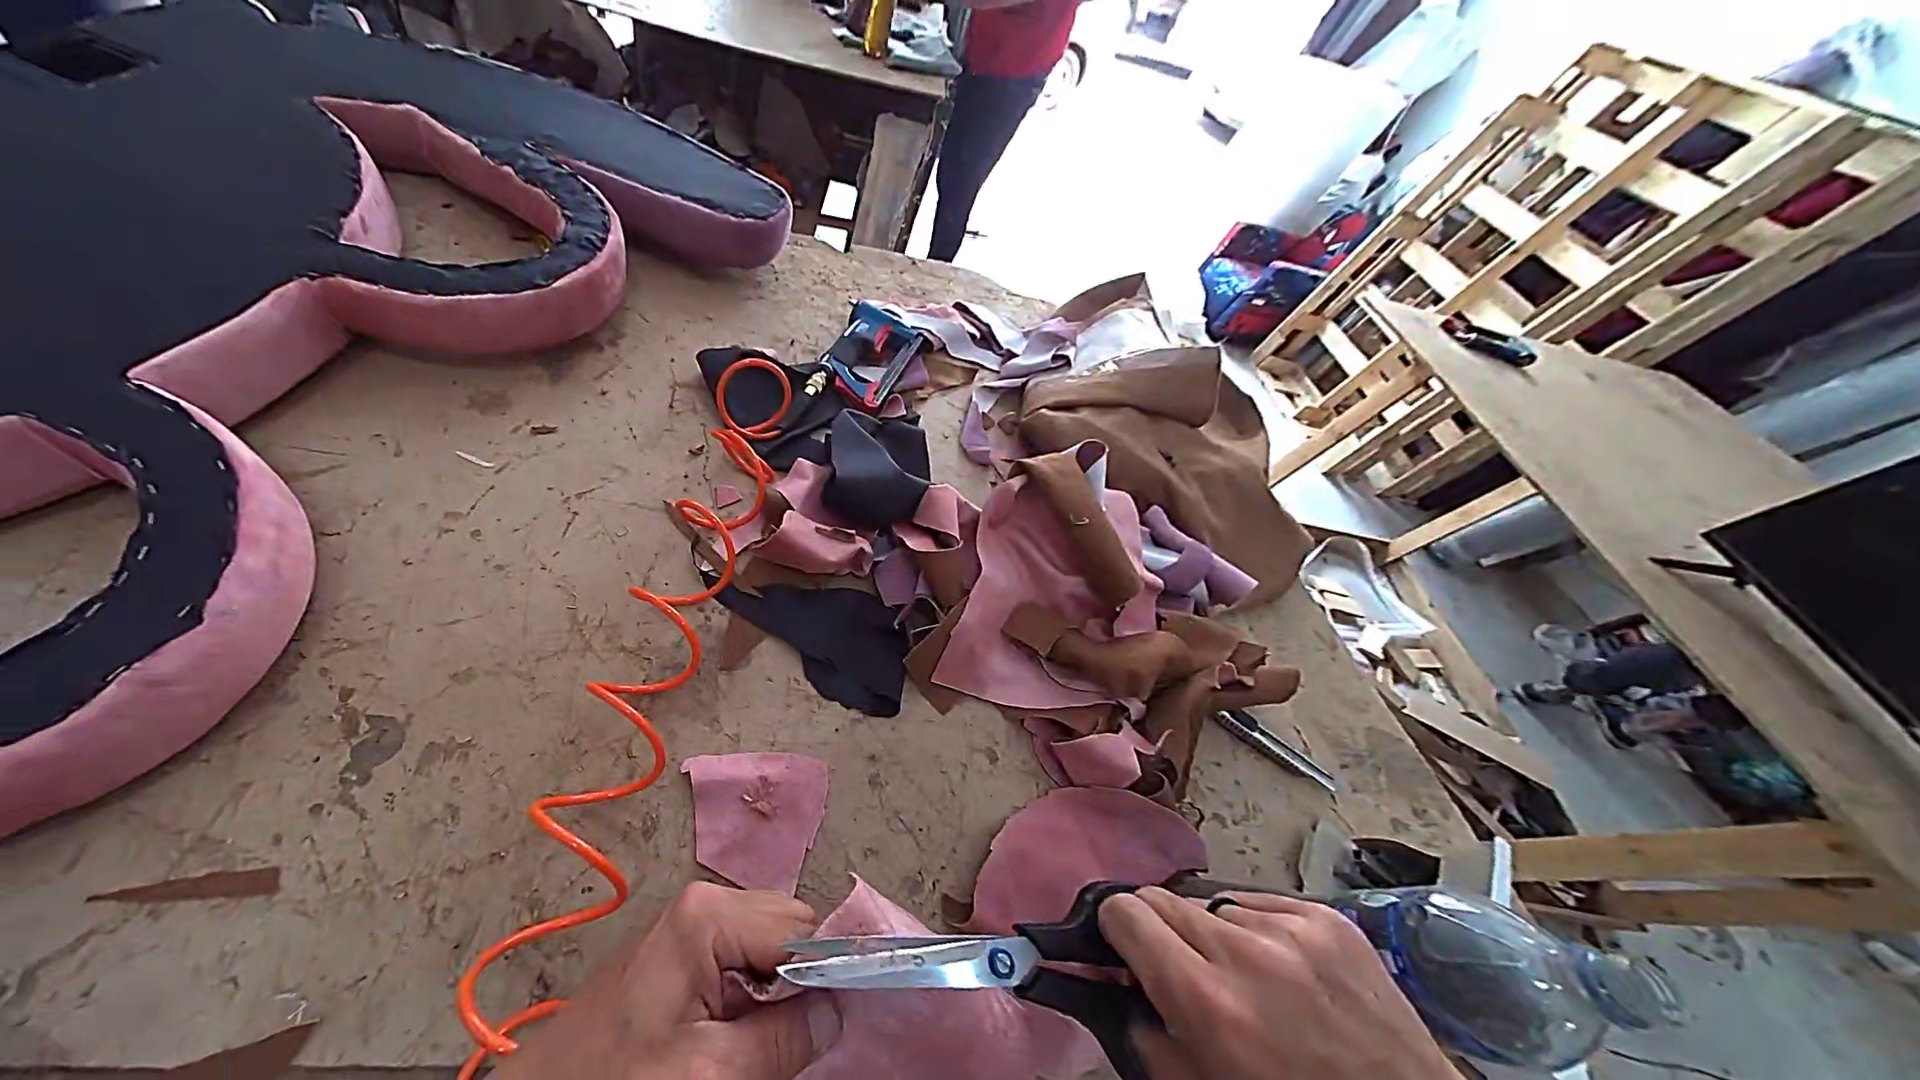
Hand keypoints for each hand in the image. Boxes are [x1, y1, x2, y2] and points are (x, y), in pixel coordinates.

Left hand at [492, 882, 838, 1079]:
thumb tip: (836, 1013)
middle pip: (788, 929)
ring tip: (775, 1035)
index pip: (801, 928)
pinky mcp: (682, 948)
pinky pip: (744, 957)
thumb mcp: (707, 1071)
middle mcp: (705, 903)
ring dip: (783, 988)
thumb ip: (780, 1040)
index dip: (831, 968)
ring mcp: (692, 924)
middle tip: (807, 1033)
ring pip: (770, 944)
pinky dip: (759, 990)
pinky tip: (749, 1028)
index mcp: (710, 914)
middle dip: (805, 978)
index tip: (856, 1006)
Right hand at [1098, 887, 1454, 1079]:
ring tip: (1246, 978)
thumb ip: (1146, 1033)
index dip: (1115, 928)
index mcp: (1208, 1001)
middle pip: (1162, 898)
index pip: (1126, 912)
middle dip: (1159, 929)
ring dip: (1214, 934)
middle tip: (1178, 966)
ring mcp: (1292, 928)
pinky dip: (1260, 930)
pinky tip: (1284, 969)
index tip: (1122, 946)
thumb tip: (1113, 976)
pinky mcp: (1328, 917)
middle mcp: (1246, 951)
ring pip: (1213, 906)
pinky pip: (1261, 903)